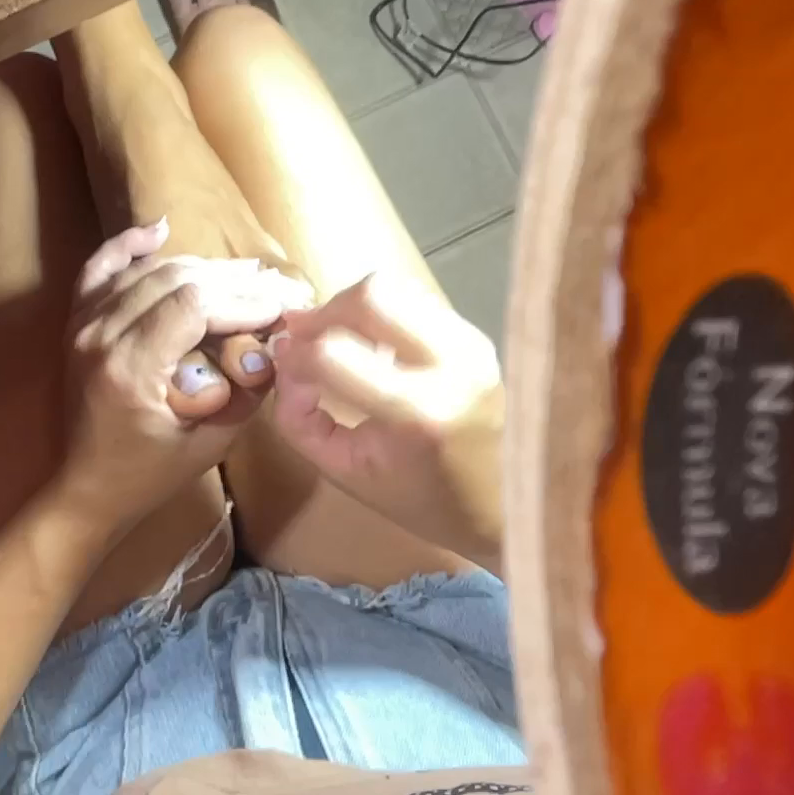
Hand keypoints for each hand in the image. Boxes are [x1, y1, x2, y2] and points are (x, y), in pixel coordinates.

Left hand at [53, 218, 310, 533]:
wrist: (87, 488)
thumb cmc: (148, 475)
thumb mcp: (209, 444)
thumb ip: (245, 391)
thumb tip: (276, 343)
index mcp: (129, 369)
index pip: (194, 306)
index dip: (244, 301)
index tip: (282, 308)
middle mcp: (99, 335)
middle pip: (175, 280)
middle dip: (233, 281)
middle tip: (277, 288)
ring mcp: (82, 323)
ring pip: (148, 271)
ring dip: (200, 266)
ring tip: (247, 273)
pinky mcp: (76, 321)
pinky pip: (100, 268)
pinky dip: (129, 245)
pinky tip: (161, 228)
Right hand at [270, 272, 505, 567]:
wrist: (512, 507)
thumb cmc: (423, 500)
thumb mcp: (344, 472)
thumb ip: (298, 418)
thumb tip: (284, 360)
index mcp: (416, 412)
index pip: (332, 353)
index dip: (295, 352)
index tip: (282, 361)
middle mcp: (450, 364)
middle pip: (370, 296)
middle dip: (324, 311)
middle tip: (303, 334)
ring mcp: (469, 343)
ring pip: (392, 288)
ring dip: (350, 307)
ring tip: (335, 337)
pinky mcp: (475, 334)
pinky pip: (412, 301)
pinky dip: (378, 313)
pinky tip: (370, 343)